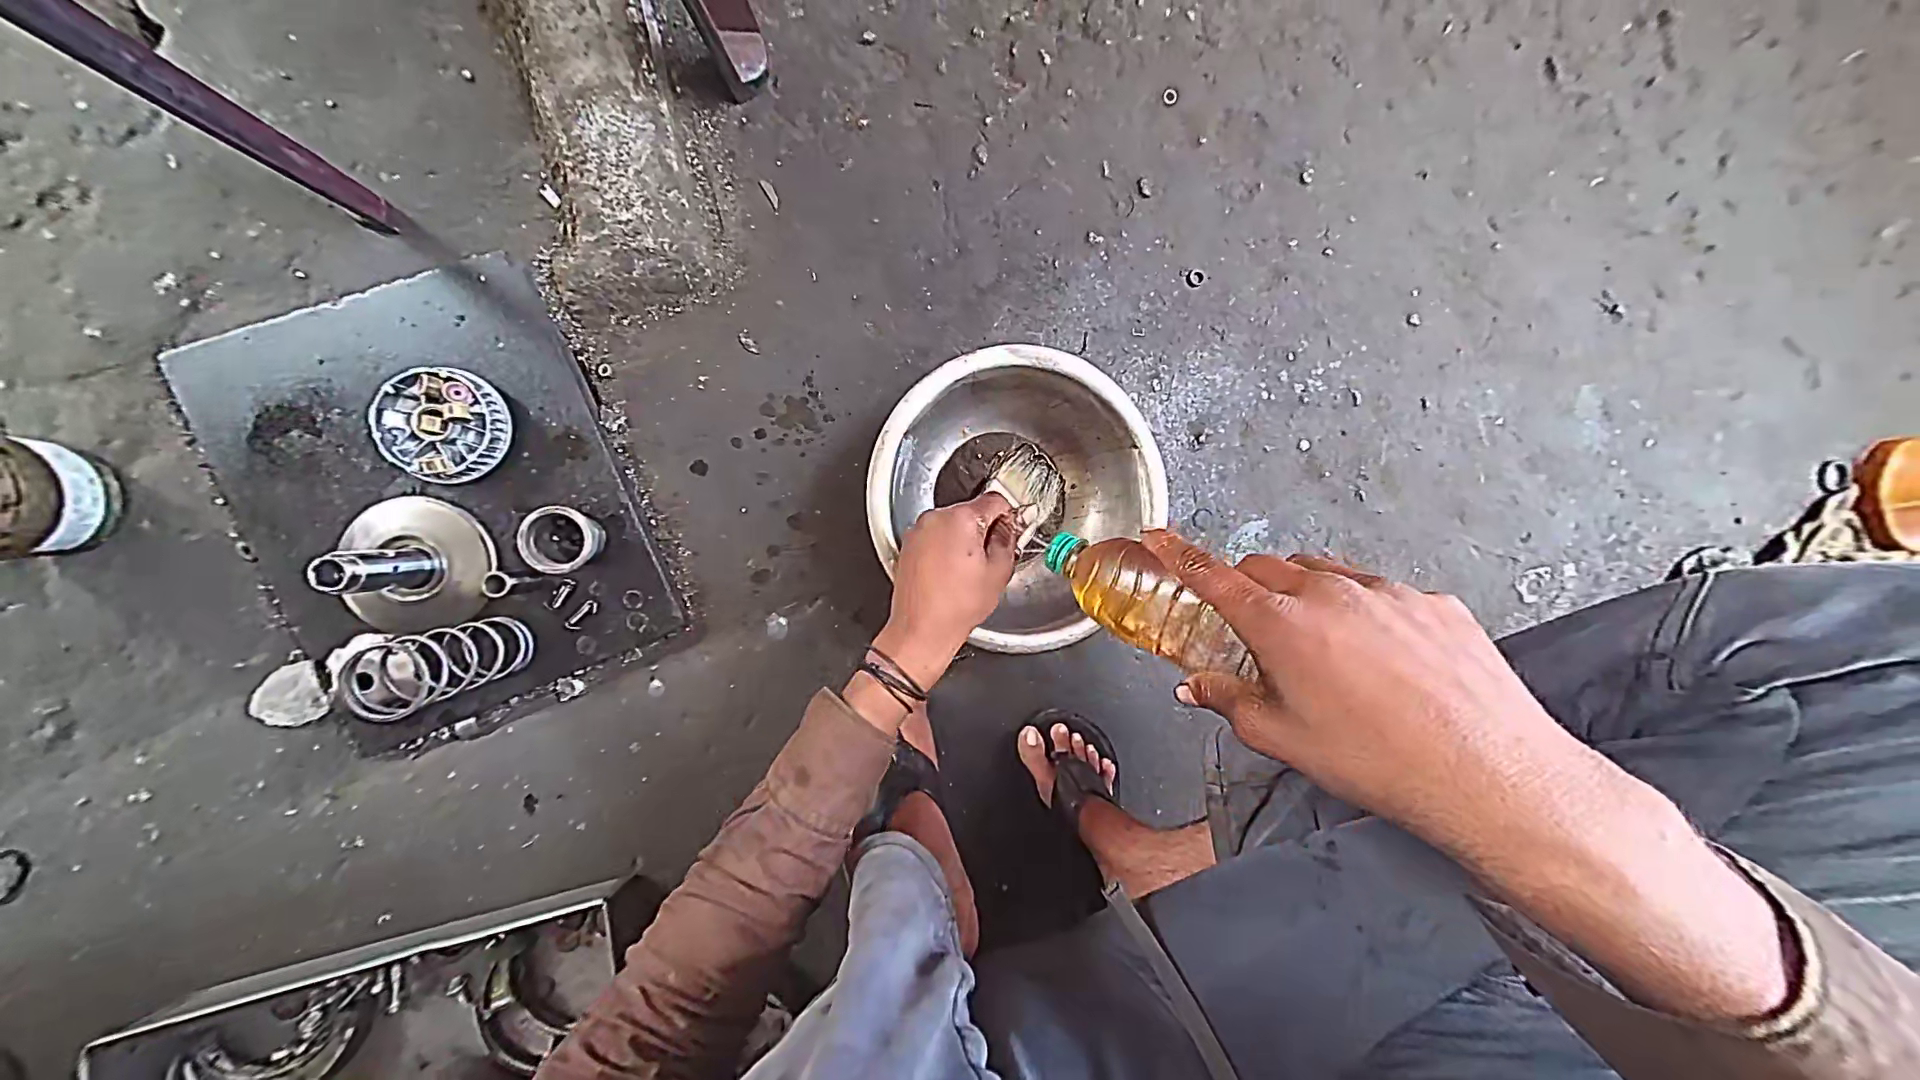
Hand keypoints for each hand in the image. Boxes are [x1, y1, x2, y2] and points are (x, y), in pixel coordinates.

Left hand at [876, 493, 1016, 687]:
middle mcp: (936, 518)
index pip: (994, 500)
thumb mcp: (998, 572)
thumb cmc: (955, 606)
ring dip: (964, 540)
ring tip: (968, 572)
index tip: (1011, 529)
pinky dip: (945, 548)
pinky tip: (951, 574)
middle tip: (991, 559)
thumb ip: (1008, 540)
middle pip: (971, 511)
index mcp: (961, 519)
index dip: (1008, 515)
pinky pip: (935, 537)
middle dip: (984, 530)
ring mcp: (919, 531)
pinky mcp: (909, 545)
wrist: (921, 629)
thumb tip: (1009, 527)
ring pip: (952, 524)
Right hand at [1141, 531, 1790, 1020]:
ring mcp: (1385, 592)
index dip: (1178, 553)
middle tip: (1253, 627)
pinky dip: (1360, 608)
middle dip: (1248, 586)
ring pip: (1322, 572)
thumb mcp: (1282, 737)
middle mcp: (1329, 594)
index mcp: (1282, 625)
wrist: (1492, 776)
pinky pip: (1378, 589)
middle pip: (1266, 567)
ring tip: (1319, 645)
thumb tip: (1196, 689)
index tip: (1159, 535)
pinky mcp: (1432, 602)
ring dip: (1303, 593)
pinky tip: (1379, 656)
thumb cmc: (1379, 761)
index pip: (1212, 575)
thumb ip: (1229, 700)